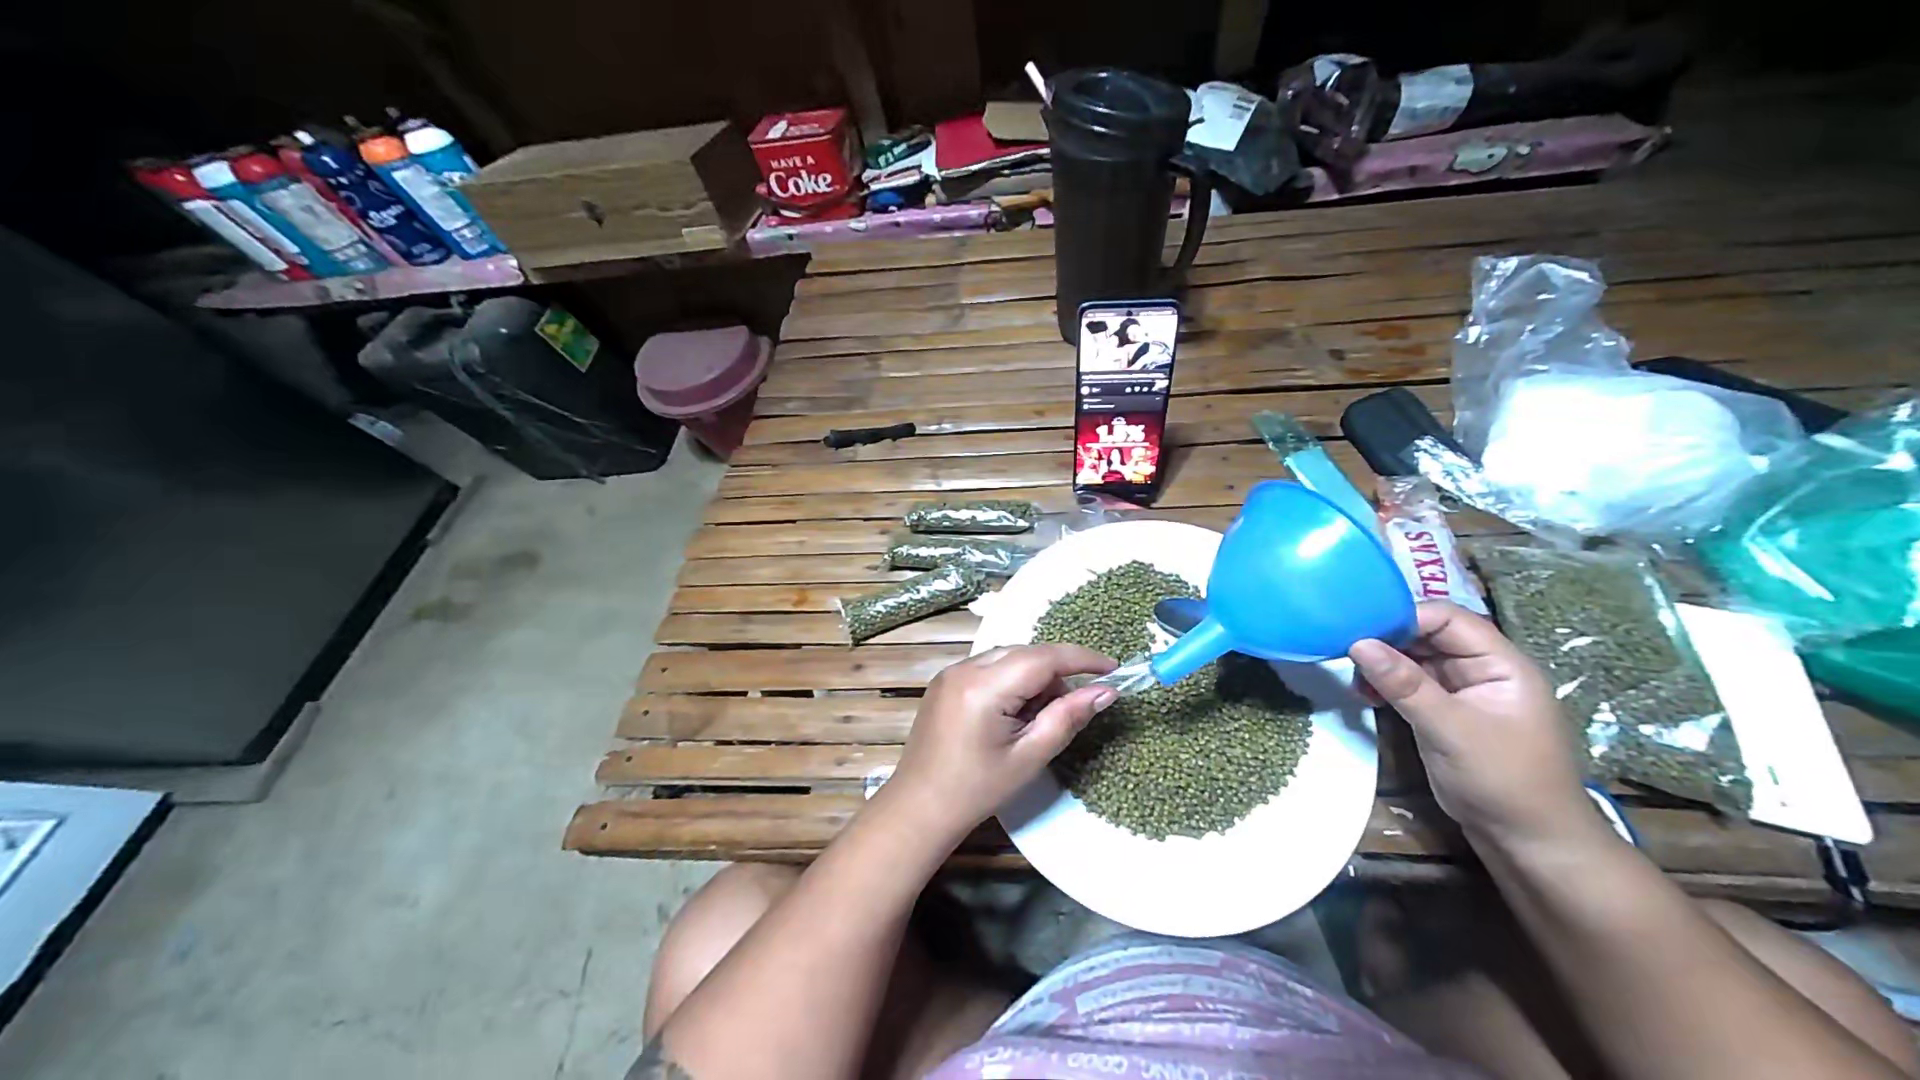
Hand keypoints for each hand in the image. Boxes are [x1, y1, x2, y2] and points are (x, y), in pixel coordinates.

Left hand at [885, 644, 1118, 841]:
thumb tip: (1106, 691)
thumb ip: (1068, 718)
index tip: (1112, 669)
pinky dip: (1010, 680)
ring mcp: (950, 672)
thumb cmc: (977, 790)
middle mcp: (964, 668)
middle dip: (1055, 672)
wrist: (919, 807)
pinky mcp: (944, 682)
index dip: (1081, 658)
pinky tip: (1014, 713)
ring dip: (1033, 676)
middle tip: (1072, 706)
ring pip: (1007, 657)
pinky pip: (988, 667)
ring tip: (1039, 717)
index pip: (1043, 657)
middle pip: (1024, 653)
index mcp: (984, 687)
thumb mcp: (1030, 757)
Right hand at [1349, 601, 1595, 849]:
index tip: (1360, 628)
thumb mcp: (1449, 729)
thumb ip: (1404, 683)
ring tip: (1355, 679)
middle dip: (1387, 640)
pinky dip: (1386, 684)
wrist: (1529, 842)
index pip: (1448, 619)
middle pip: (1428, 635)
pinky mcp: (1446, 711)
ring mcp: (1464, 691)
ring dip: (1383, 664)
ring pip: (1415, 658)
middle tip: (1347, 651)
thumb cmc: (1503, 780)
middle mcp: (1483, 669)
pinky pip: (1411, 683)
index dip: (1405, 617)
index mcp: (1501, 664)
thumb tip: (1358, 643)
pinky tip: (1365, 694)